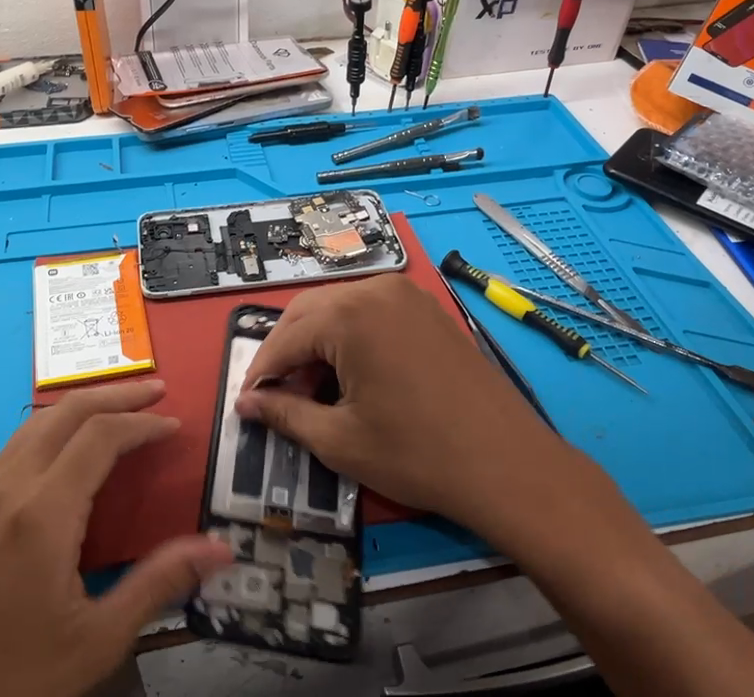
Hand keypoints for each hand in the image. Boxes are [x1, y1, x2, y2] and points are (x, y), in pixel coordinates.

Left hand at [0, 380, 233, 696]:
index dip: (142, 423)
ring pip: (32, 426)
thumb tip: (219, 550)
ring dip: (79, 409)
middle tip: (155, 391)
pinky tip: (65, 453)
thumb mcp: (97, 639)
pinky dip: (50, 433)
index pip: (100, 437)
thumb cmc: (13, 678)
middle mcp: (4, 489)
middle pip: (64, 413)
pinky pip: (11, 451)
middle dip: (114, 394)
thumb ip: (158, 583)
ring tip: (116, 410)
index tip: (175, 425)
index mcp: (40, 513)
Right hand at [234, 273, 559, 526]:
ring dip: (317, 343)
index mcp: (348, 315)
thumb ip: (284, 414)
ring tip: (312, 389)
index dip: (260, 373)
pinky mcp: (428, 310)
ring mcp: (407, 295)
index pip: (284, 338)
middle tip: (276, 397)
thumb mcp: (339, 440)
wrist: (508, 464)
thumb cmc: (417, 454)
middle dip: (286, 353)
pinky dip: (350, 336)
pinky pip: (372, 312)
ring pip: (339, 309)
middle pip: (308, 313)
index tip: (246, 403)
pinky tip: (351, 374)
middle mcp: (375, 290)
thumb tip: (246, 404)